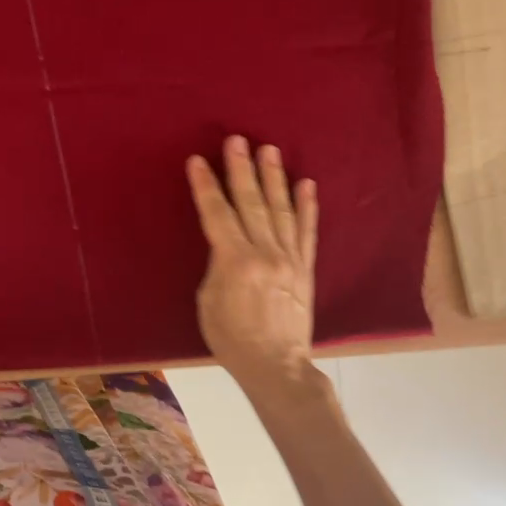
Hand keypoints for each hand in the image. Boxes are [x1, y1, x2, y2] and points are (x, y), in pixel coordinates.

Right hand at [186, 136, 319, 394]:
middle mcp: (265, 252)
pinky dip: (307, 207)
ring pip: (281, 209)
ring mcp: (289, 258)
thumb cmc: (230, 338)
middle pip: (251, 203)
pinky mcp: (305, 268)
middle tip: (237, 140)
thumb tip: (226, 246)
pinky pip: (307, 231)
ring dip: (273, 178)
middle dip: (241, 169)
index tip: (198, 160)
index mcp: (235, 261)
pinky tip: (305, 184)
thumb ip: (217, 267)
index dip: (205, 186)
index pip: (217, 214)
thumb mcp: (207, 301)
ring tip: (269, 150)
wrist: (275, 365)